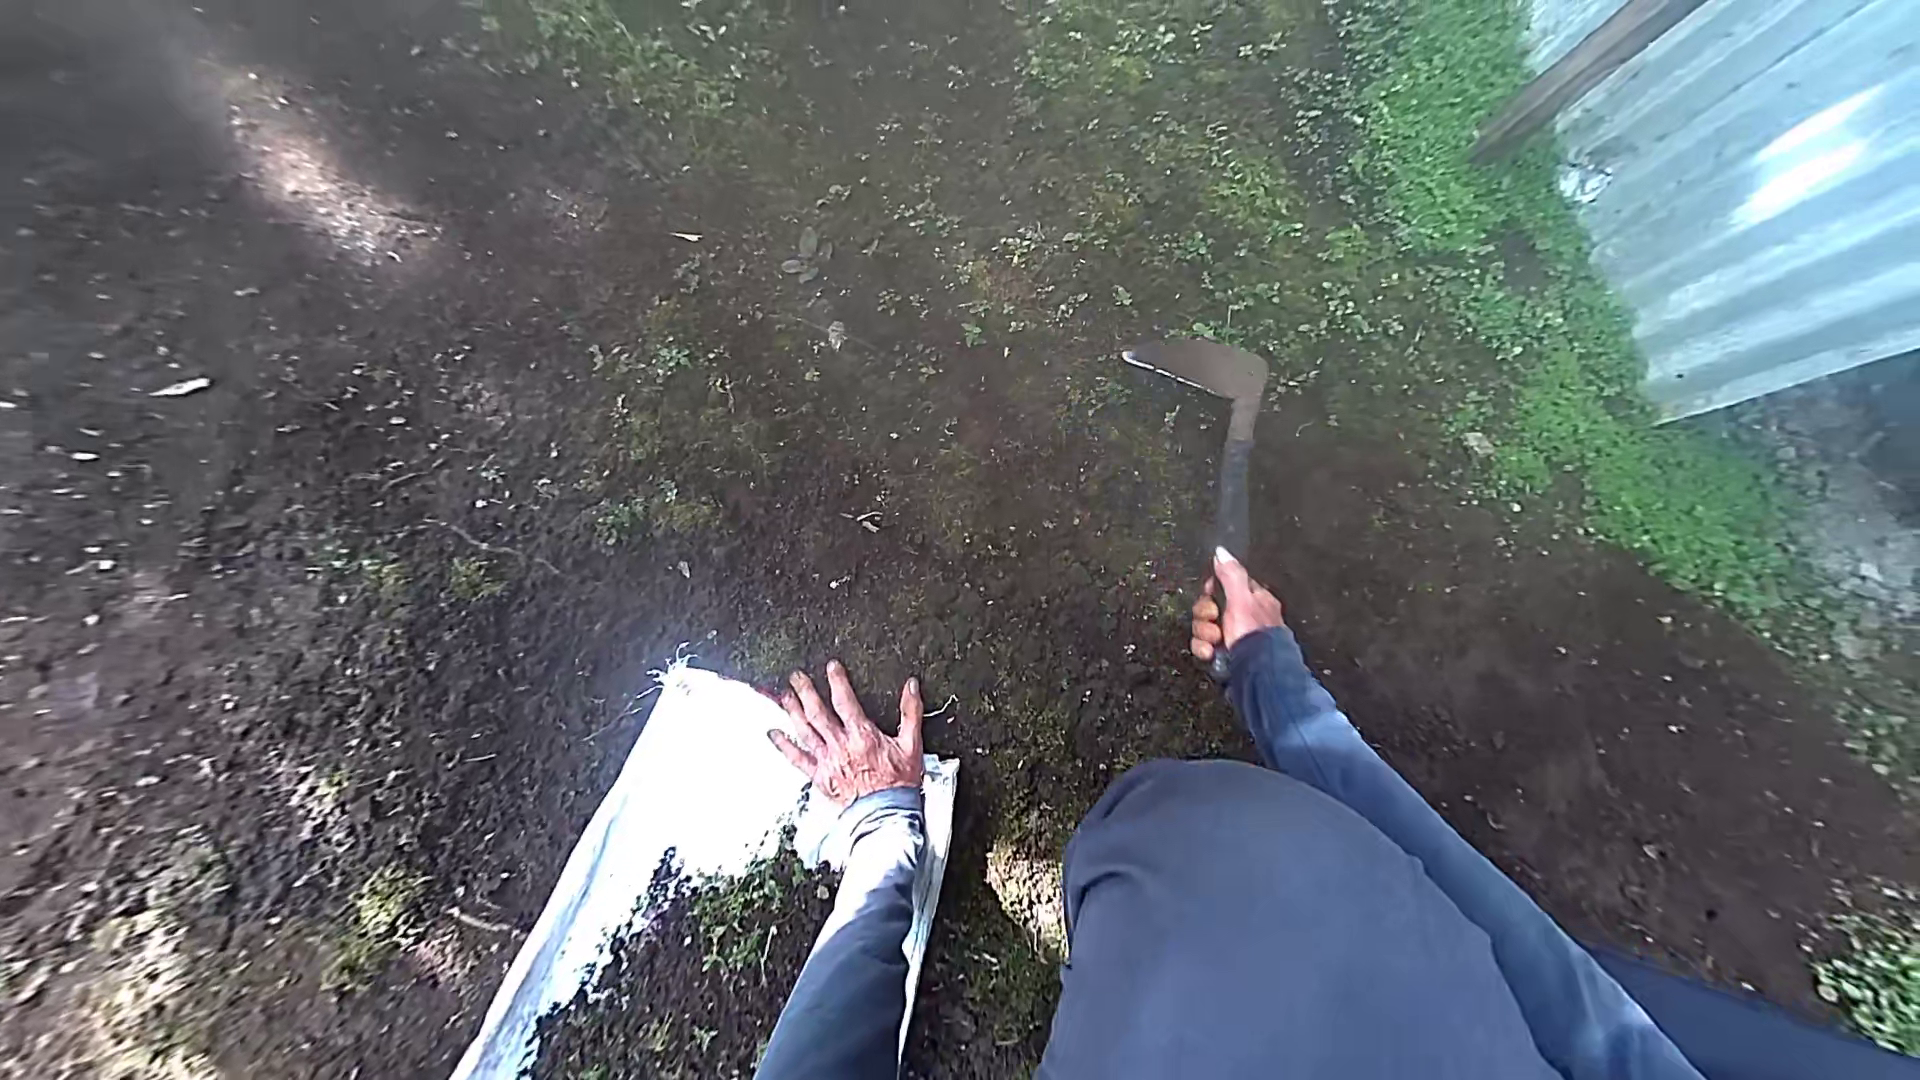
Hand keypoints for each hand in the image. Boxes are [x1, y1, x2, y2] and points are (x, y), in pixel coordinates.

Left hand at [769, 660, 923, 808]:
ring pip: (805, 731)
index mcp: (862, 735)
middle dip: (806, 691)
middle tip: (796, 676)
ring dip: (793, 711)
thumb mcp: (912, 744)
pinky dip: (784, 746)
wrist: (887, 816)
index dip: (837, 681)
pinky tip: (774, 733)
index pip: (845, 701)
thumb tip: (912, 687)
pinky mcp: (819, 778)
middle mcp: (840, 746)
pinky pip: (797, 759)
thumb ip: (910, 712)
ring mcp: (827, 762)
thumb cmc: (899, 782)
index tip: (831, 667)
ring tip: (785, 695)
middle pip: (818, 713)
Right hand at [1191, 547, 1284, 663]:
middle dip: (1205, 615)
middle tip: (1214, 621)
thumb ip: (1230, 574)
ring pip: (1202, 626)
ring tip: (1216, 641)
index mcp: (1252, 600)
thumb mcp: (1242, 599)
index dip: (1211, 590)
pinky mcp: (1222, 654)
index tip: (1211, 596)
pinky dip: (1204, 649)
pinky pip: (1202, 645)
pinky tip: (1211, 652)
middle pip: (1208, 606)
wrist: (1258, 674)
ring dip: (1204, 633)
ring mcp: (1231, 636)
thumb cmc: (1256, 636)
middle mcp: (1242, 617)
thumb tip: (1221, 551)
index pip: (1223, 585)